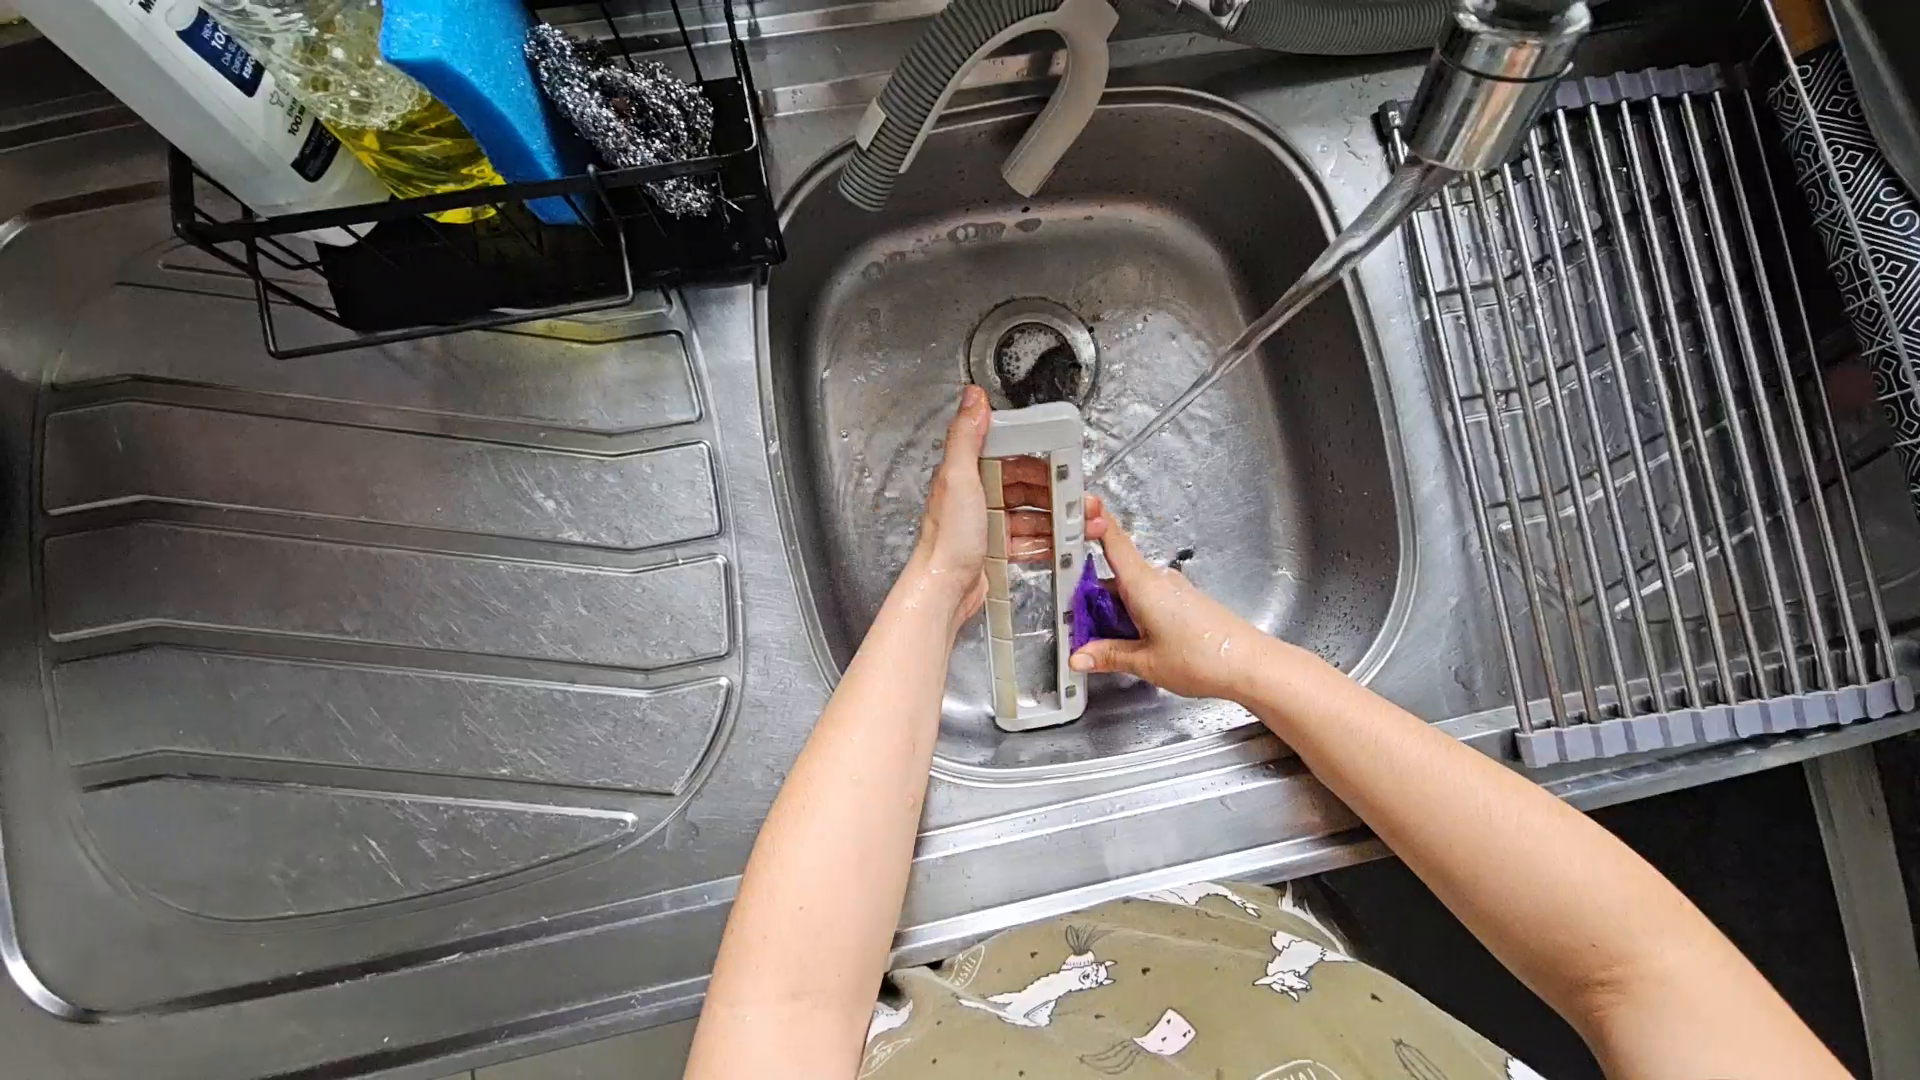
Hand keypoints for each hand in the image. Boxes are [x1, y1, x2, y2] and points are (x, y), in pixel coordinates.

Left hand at [903, 386, 1105, 623]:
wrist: (944, 590)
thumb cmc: (946, 541)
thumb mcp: (957, 479)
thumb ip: (966, 437)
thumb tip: (973, 397)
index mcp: (968, 476)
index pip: (1013, 459)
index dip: (1041, 461)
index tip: (1064, 464)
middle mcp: (978, 498)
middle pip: (1028, 488)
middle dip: (1057, 493)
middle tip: (1080, 500)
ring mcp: (989, 526)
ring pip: (1033, 515)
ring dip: (1059, 519)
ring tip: (1082, 524)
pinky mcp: (997, 550)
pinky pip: (1030, 541)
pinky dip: (1048, 542)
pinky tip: (1063, 545)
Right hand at [1069, 516, 1265, 699]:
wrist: (1251, 665)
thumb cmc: (1205, 658)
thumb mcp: (1145, 662)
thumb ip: (1107, 656)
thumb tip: (1080, 657)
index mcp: (1142, 584)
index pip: (1113, 541)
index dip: (1094, 522)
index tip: (1077, 507)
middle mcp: (1157, 580)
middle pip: (1113, 576)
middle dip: (1092, 599)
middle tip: (1077, 628)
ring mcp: (1171, 589)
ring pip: (1129, 591)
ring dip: (1113, 612)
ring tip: (1106, 645)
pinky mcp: (1182, 601)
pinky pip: (1147, 600)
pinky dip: (1132, 616)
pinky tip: (1133, 643)